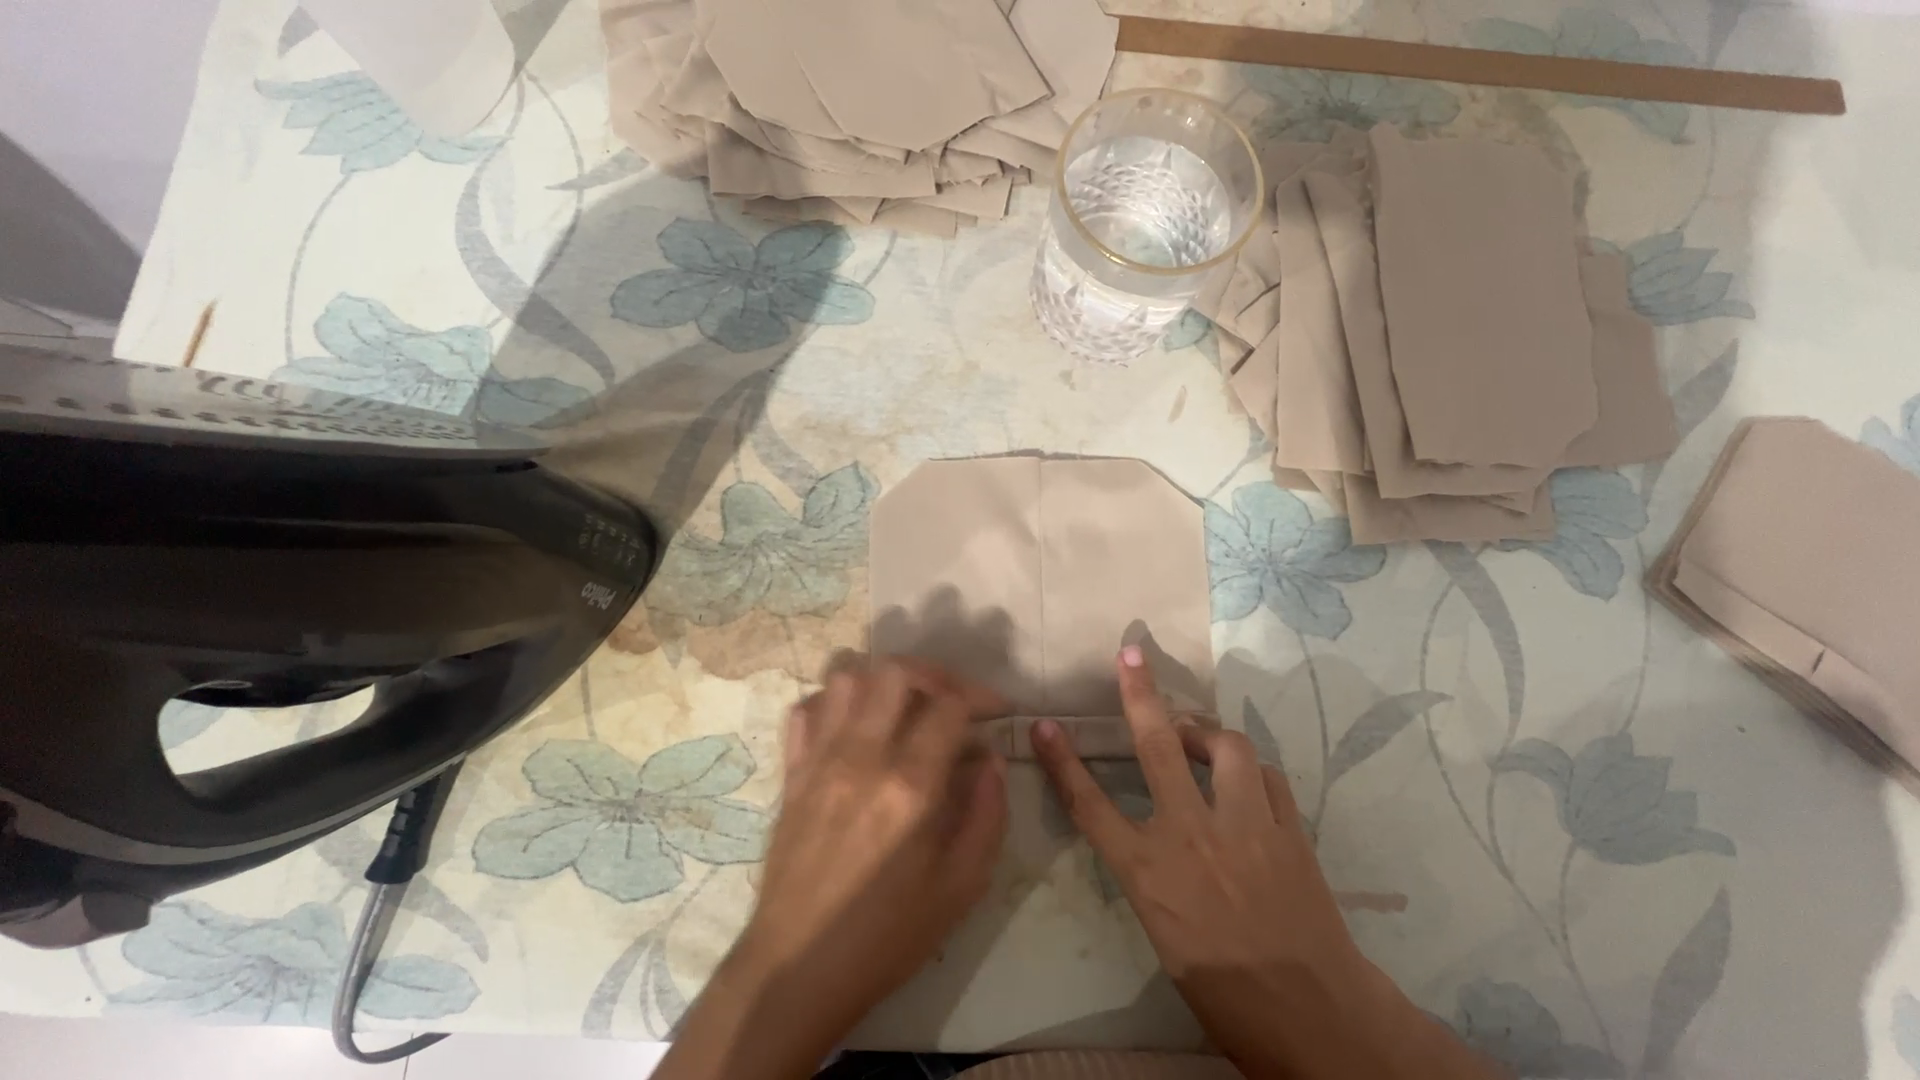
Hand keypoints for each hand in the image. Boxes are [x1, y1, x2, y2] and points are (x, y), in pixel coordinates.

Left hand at [658, 657, 1006, 1079]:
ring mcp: (818, 760)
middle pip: (894, 671)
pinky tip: (854, 725)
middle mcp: (861, 757)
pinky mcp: (790, 772)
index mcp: (910, 785)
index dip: (980, 696)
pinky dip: (833, 701)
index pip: (948, 704)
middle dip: (933, 674)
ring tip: (905, 706)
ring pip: (845, 676)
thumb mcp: (962, 886)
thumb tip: (990, 760)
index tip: (996, 711)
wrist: (798, 966)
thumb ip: (987, 814)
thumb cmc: (888, 934)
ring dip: (882, 679)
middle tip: (952, 700)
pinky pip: (806, 708)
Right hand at [1031, 646, 1499, 1079]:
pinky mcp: (1288, 827)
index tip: (1045, 725)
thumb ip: (1150, 876)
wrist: (1312, 1011)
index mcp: (1148, 871)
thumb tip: (1149, 841)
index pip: (1090, 803)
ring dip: (1207, 731)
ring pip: (1226, 746)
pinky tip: (1243, 777)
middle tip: (1131, 654)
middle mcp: (1192, 835)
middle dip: (1140, 694)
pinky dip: (1248, 767)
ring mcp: (1245, 825)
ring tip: (1196, 734)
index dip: (1062, 761)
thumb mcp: (1162, 934)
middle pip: (1158, 746)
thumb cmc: (1224, 991)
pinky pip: (1265, 775)